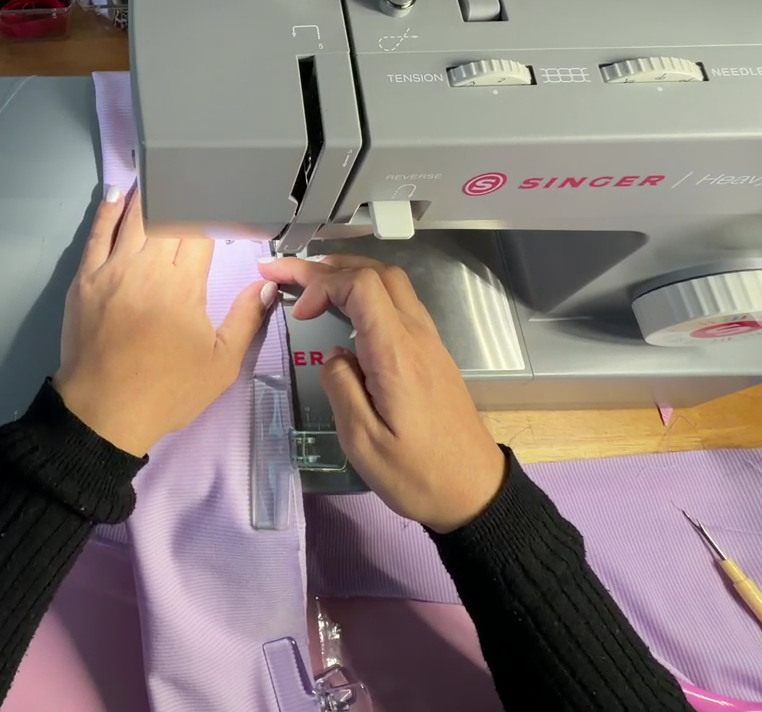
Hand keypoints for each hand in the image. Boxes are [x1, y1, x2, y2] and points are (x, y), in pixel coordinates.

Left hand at [55, 185, 275, 456]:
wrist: (102, 412)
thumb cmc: (167, 390)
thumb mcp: (220, 364)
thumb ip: (245, 319)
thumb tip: (266, 284)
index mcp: (183, 285)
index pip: (200, 231)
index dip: (212, 212)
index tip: (221, 202)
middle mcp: (147, 267)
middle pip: (167, 216)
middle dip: (182, 196)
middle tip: (192, 178)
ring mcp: (111, 270)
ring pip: (133, 218)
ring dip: (149, 195)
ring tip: (159, 174)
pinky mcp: (85, 278)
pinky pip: (97, 234)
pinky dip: (109, 211)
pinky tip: (119, 194)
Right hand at [258, 255, 504, 532]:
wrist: (476, 494)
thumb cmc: (419, 475)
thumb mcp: (363, 442)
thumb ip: (340, 387)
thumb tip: (334, 354)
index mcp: (396, 354)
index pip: (361, 286)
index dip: (321, 285)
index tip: (299, 313)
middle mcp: (416, 336)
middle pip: (375, 272)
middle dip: (326, 266)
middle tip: (285, 271)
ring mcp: (428, 341)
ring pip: (391, 281)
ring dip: (348, 272)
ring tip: (310, 280)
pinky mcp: (431, 352)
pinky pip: (398, 301)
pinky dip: (365, 289)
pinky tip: (345, 305)